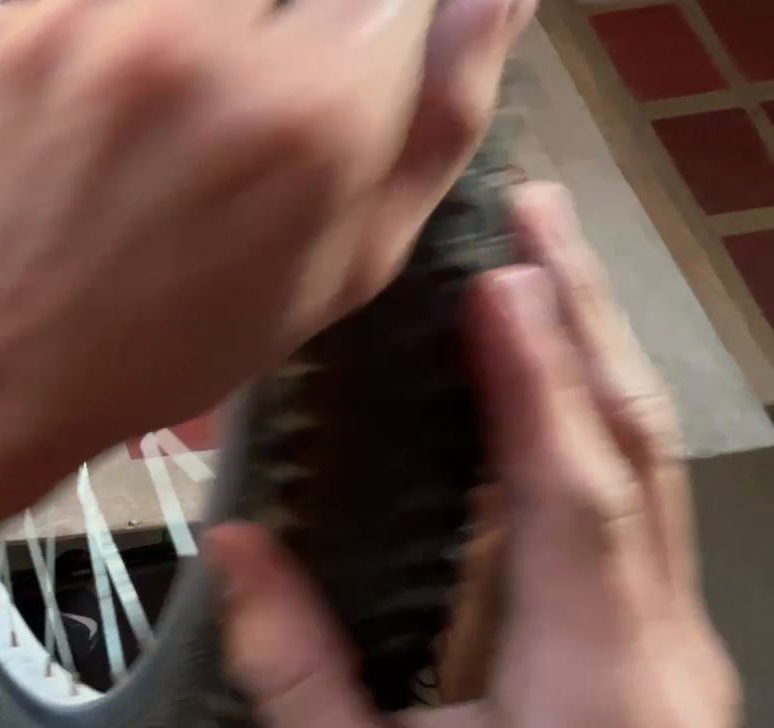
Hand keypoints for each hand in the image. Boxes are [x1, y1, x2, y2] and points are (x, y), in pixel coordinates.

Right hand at [205, 182, 740, 727]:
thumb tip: (233, 546)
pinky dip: (580, 400)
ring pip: (644, 457)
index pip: (574, 498)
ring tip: (541, 256)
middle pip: (638, 450)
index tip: (500, 285)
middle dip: (587, 320)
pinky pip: (620, 483)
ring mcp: (660, 627)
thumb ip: (302, 667)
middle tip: (540, 216)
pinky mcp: (638, 622)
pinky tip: (537, 363)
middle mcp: (656, 636)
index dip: (537, 384)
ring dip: (588, 344)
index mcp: (600, 678)